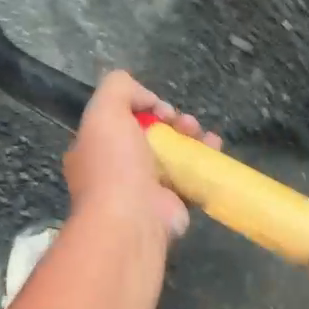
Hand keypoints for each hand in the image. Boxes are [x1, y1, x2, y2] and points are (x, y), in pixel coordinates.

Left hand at [63, 71, 220, 239]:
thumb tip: (147, 100)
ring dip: (190, 137)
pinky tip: (214, 147)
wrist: (130, 221)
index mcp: (93, 151)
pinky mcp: (168, 206)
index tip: (157, 107)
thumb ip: (119, 88)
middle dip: (171, 122)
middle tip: (183, 122)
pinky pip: (189, 177)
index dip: (141, 107)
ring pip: (171, 155)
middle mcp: (114, 172)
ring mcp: (142, 191)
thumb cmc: (113, 165)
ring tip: (200, 133)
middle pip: (148, 136)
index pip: (118, 121)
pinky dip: (204, 160)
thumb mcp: (104, 111)